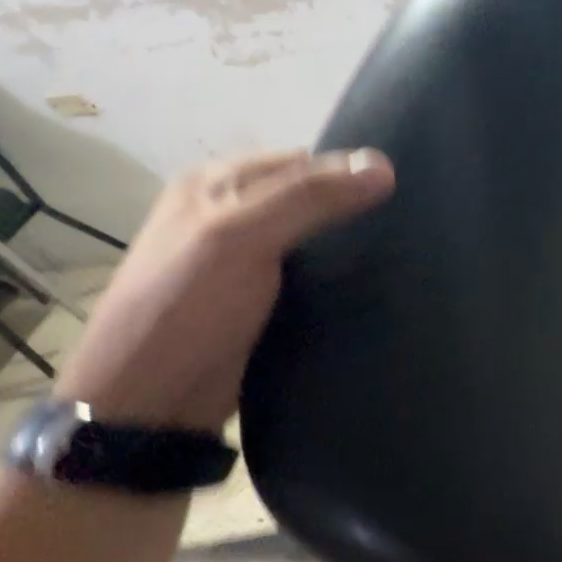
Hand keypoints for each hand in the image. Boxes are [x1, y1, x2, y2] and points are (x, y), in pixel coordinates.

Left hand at [54, 148, 394, 430]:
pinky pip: (313, 275)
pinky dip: (342, 279)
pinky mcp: (262, 300)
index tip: (400, 198)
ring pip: (315, 238)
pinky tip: (371, 290)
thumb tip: (384, 166)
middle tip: (408, 232)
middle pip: (310, 197)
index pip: (303, 161)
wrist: (152, 399)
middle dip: (354, 211)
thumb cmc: (187, 308)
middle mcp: (228, 213)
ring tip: (402, 261)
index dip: (349, 175)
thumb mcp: (242, 237)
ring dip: (352, 249)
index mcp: (214, 183)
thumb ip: (309, 198)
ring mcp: (244, 260)